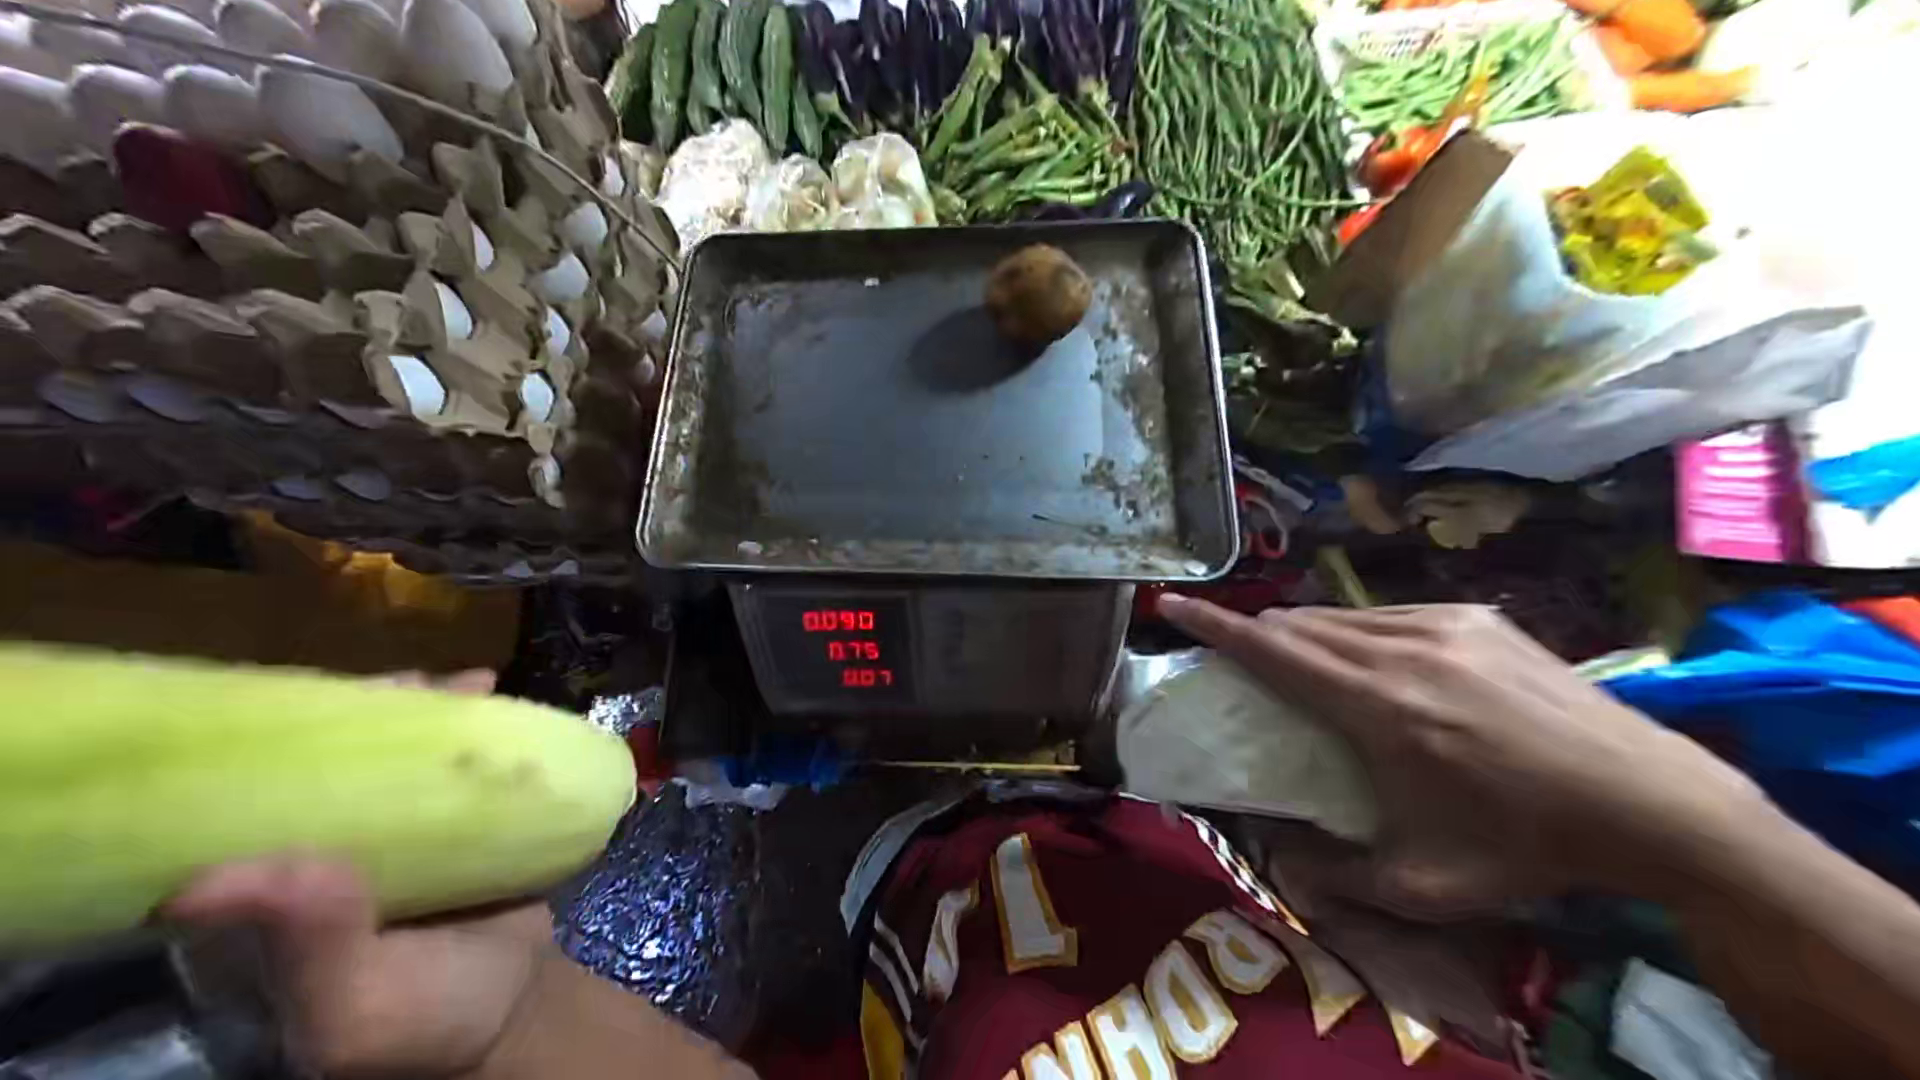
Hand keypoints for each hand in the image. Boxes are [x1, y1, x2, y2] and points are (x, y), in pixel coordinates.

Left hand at [162, 670, 751, 1079]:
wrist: (513, 1009)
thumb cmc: (426, 1020)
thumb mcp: (354, 1007)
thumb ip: (303, 946)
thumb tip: (205, 881)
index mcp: (256, 902)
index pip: (242, 805)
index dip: (273, 746)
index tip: (329, 704)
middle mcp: (316, 855)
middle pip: (327, 764)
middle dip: (368, 711)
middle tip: (424, 683)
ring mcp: (387, 837)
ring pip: (396, 757)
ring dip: (432, 712)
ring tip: (474, 685)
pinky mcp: (449, 827)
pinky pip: (454, 769)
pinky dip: (478, 731)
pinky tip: (501, 707)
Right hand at [1157, 597, 1769, 912]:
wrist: (1654, 805)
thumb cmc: (1525, 845)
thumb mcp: (1424, 882)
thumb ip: (1337, 877)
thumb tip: (1279, 863)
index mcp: (1374, 704)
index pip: (1270, 648)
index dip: (1212, 623)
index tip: (1171, 602)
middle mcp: (1398, 649)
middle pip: (1298, 624)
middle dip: (1259, 635)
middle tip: (1246, 661)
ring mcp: (1441, 624)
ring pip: (1339, 614)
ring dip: (1308, 634)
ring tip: (1310, 666)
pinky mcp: (1475, 617)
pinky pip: (1386, 614)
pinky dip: (1358, 631)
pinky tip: (1380, 662)